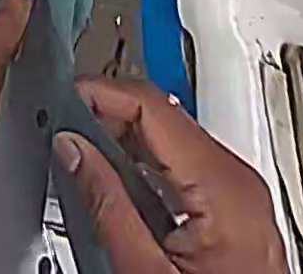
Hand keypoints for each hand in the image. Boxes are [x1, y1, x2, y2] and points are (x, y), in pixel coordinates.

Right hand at [55, 77, 284, 273]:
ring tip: (80, 150)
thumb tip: (72, 148)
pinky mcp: (230, 208)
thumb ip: (105, 203)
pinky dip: (140, 162)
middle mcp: (236, 180)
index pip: (153, 106)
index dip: (104, 94)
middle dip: (108, 114)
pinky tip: (112, 178)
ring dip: (121, 137)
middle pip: (161, 116)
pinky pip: (178, 164)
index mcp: (224, 187)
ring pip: (168, 136)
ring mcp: (237, 193)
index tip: (67, 96)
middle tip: (65, 124)